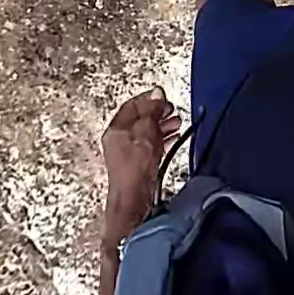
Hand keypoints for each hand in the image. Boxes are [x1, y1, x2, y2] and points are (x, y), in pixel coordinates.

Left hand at [100, 87, 181, 246]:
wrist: (135, 201)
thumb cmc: (136, 166)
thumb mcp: (146, 130)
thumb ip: (152, 110)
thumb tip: (157, 93)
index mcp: (116, 129)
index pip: (132, 105)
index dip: (149, 99)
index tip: (163, 96)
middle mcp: (119, 141)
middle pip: (140, 119)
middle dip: (158, 113)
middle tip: (172, 110)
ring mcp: (128, 154)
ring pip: (147, 133)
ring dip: (162, 125)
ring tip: (177, 122)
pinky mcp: (138, 166)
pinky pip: (151, 146)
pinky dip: (163, 139)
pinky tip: (174, 137)